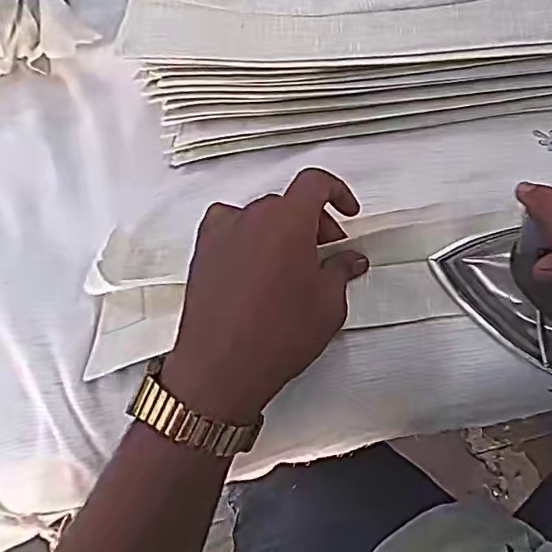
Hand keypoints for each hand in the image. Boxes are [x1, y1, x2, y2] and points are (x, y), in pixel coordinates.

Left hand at [162, 168, 368, 424]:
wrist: (221, 368)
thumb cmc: (271, 337)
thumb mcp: (328, 303)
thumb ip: (341, 270)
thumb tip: (348, 261)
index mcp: (288, 221)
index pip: (315, 183)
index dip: (337, 192)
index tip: (346, 209)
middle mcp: (252, 219)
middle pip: (289, 202)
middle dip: (314, 221)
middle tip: (328, 248)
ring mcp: (222, 235)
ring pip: (260, 216)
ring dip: (281, 229)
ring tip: (293, 262)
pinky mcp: (203, 254)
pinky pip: (230, 230)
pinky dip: (247, 238)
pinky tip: (259, 263)